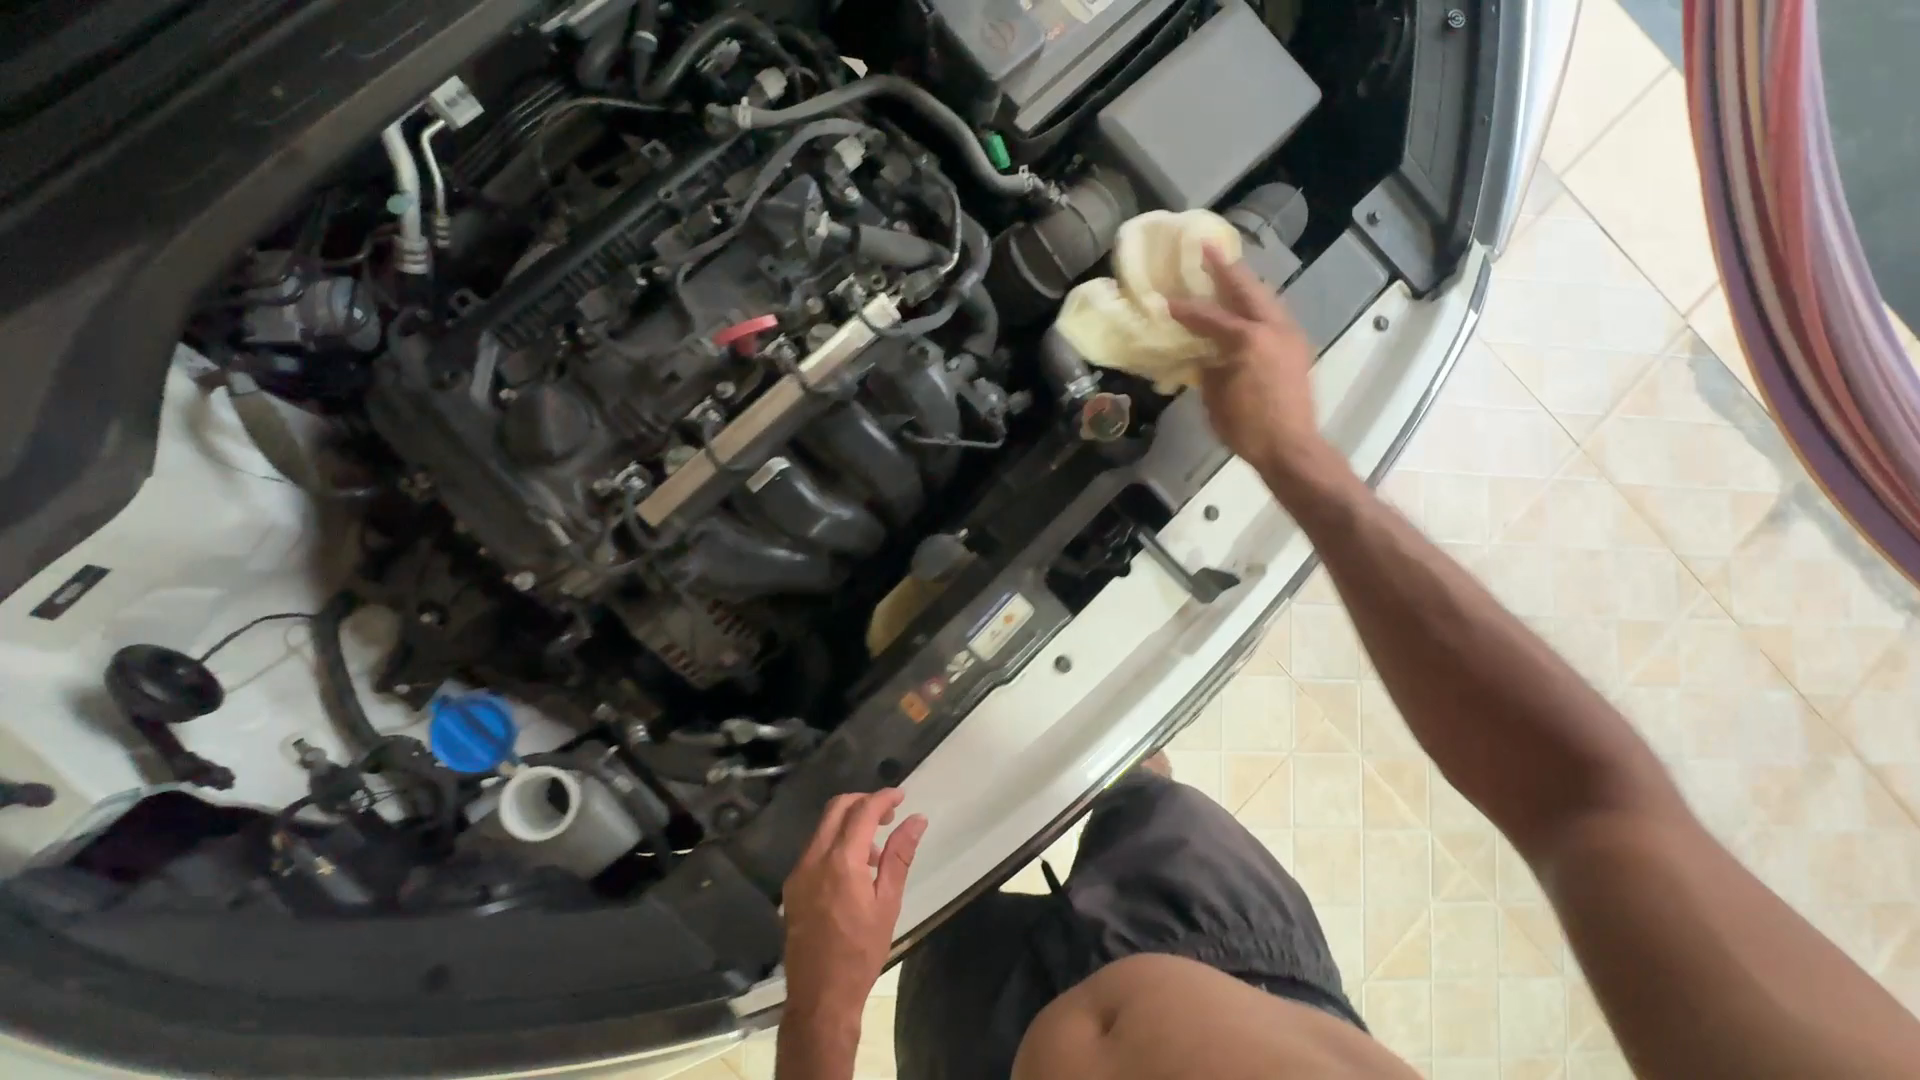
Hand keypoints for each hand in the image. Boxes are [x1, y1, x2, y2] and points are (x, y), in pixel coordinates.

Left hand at [782, 789, 927, 1022]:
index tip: (902, 796)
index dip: (883, 798)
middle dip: (863, 802)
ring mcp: (798, 872)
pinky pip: (814, 849)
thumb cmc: (861, 952)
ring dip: (849, 824)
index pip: (862, 811)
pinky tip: (853, 872)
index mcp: (841, 862)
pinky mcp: (792, 886)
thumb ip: (899, 856)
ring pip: (823, 828)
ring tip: (875, 852)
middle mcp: (813, 859)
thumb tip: (916, 820)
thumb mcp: (888, 903)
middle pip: (836, 808)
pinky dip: (835, 844)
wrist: (820, 996)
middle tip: (889, 815)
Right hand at [1168, 247, 1326, 472]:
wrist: (1290, 448)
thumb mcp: (1216, 397)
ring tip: (1228, 272)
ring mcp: (1290, 338)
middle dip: (1226, 269)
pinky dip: (1258, 306)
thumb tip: (1205, 356)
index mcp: (1249, 340)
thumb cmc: (1247, 427)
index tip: (1167, 300)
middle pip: (1248, 290)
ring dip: (1246, 285)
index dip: (1187, 309)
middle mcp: (1273, 330)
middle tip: (1208, 248)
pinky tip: (1247, 308)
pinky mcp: (1297, 351)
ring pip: (1266, 300)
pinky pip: (1275, 317)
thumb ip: (1210, 368)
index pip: (1211, 317)